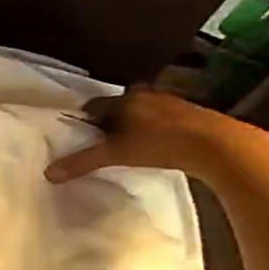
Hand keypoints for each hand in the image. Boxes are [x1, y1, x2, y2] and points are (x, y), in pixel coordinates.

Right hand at [44, 86, 268, 187]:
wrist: (220, 145)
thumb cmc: (160, 144)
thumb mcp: (115, 155)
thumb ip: (82, 162)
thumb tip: (48, 173)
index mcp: (124, 100)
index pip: (94, 104)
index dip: (86, 118)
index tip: (81, 133)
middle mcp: (146, 96)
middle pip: (119, 105)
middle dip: (111, 119)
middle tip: (103, 139)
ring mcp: (173, 103)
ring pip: (144, 111)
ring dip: (135, 123)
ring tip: (129, 144)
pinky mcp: (194, 115)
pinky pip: (165, 119)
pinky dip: (157, 129)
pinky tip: (158, 146)